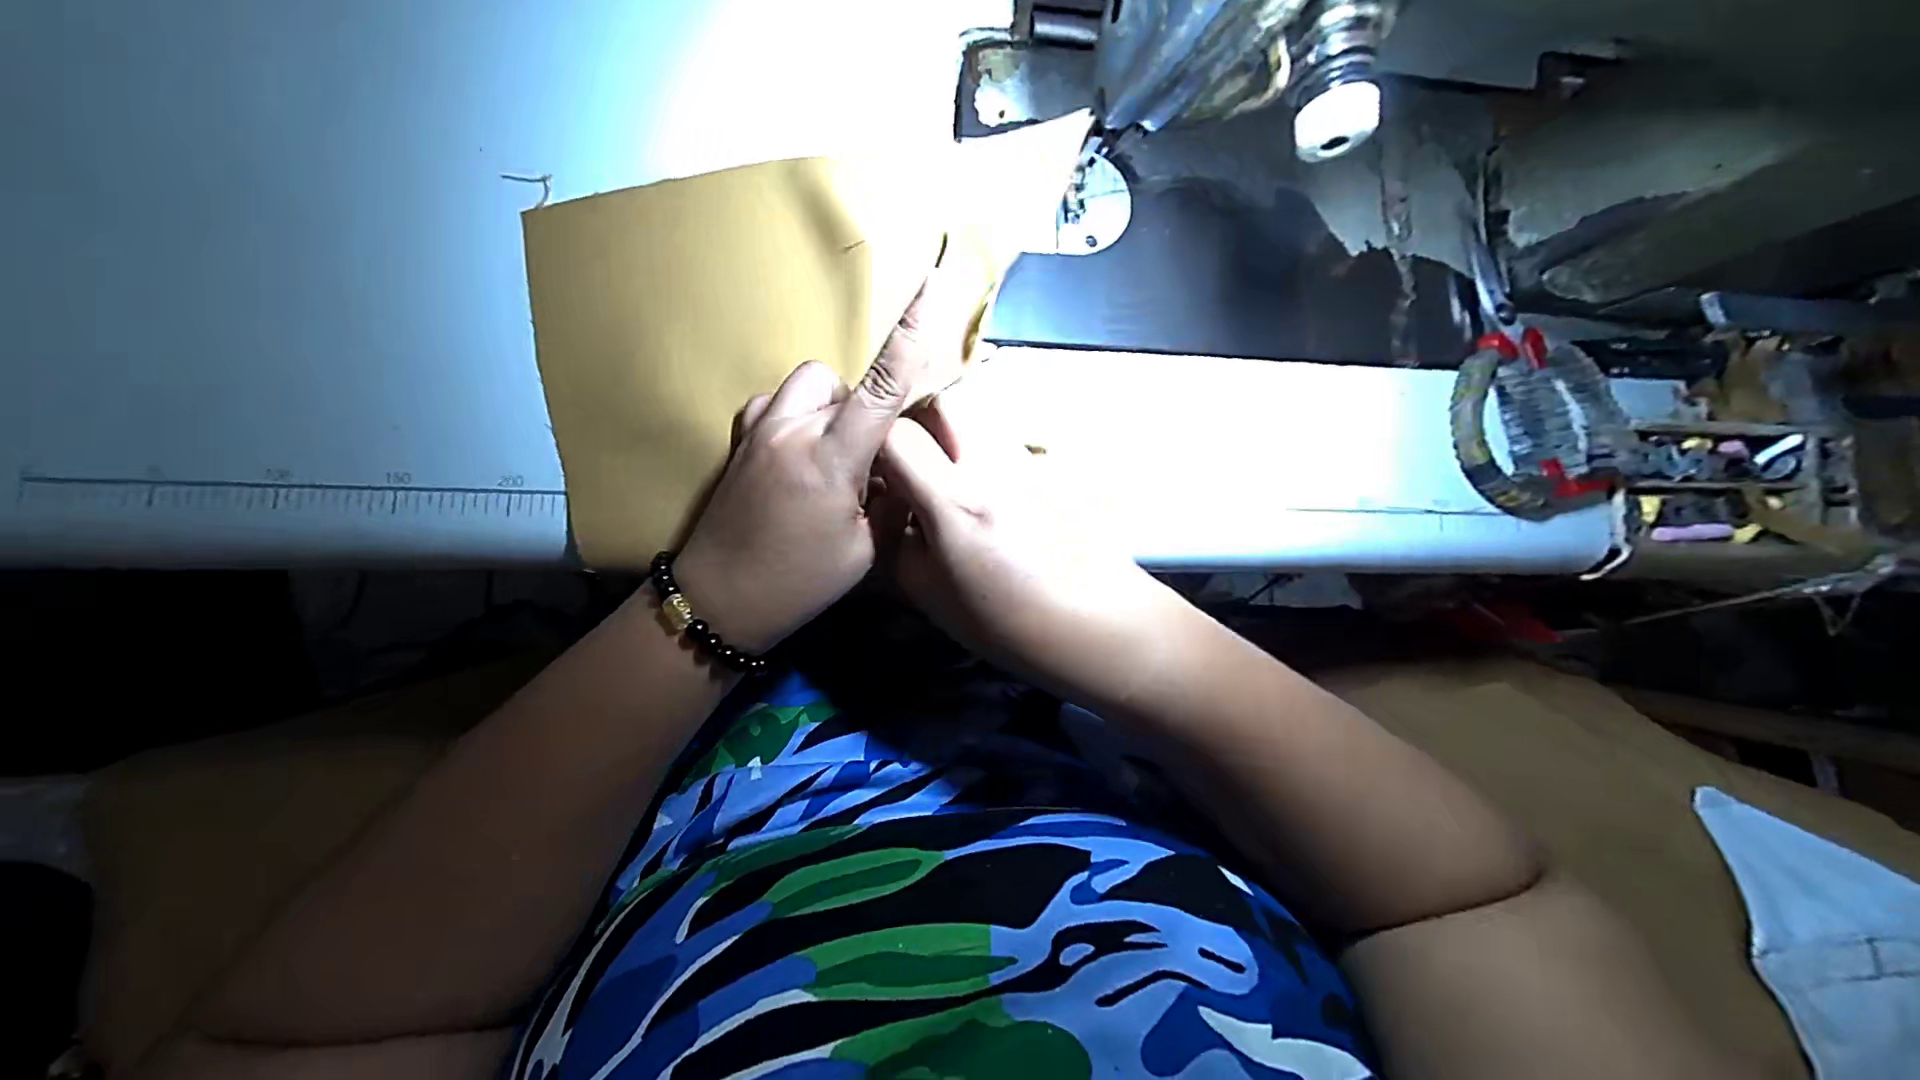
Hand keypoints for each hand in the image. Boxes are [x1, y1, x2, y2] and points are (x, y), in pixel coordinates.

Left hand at [668, 265, 981, 653]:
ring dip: (833, 409)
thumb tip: (900, 465)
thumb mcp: (865, 549)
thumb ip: (891, 497)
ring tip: (832, 458)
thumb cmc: (800, 582)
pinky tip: (798, 454)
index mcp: (830, 461)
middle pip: (846, 385)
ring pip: (812, 385)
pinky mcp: (739, 436)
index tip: (932, 287)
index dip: (910, 338)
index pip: (880, 389)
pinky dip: (799, 415)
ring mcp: (758, 429)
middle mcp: (792, 430)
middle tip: (866, 466)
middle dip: (865, 414)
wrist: (719, 599)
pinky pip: (779, 400)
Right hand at [875, 388, 1181, 705]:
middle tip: (907, 461)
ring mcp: (1025, 459)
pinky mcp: (1046, 464)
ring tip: (943, 475)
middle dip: (913, 420)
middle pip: (942, 401)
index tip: (869, 471)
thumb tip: (886, 502)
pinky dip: (976, 447)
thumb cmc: (1006, 622)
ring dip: (947, 431)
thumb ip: (895, 537)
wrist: (1094, 620)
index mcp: (957, 503)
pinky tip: (981, 489)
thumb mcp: (928, 592)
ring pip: (974, 412)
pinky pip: (998, 435)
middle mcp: (992, 465)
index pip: (895, 434)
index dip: (872, 446)